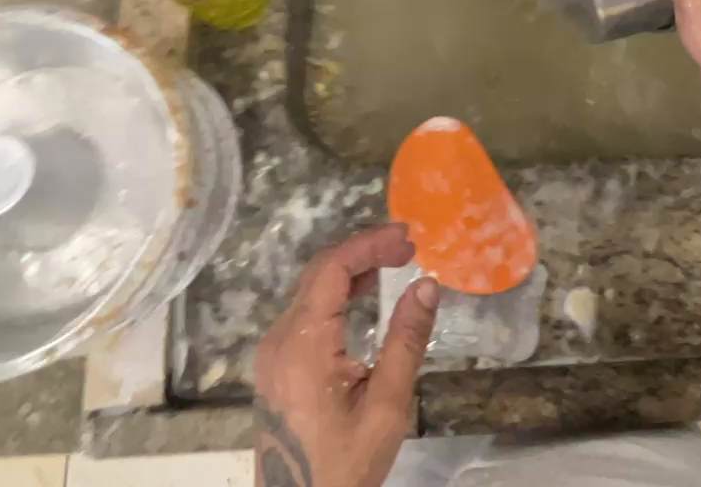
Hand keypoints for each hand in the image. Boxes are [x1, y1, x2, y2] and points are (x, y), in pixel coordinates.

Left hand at [254, 225, 440, 486]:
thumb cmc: (344, 463)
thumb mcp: (386, 407)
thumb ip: (406, 341)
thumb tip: (427, 284)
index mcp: (303, 343)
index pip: (333, 268)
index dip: (370, 244)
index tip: (408, 238)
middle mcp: (280, 337)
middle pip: (320, 272)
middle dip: (364, 251)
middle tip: (407, 247)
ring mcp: (274, 350)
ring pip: (312, 289)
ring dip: (352, 270)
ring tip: (395, 263)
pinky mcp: (278, 363)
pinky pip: (308, 311)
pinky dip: (339, 292)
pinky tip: (366, 295)